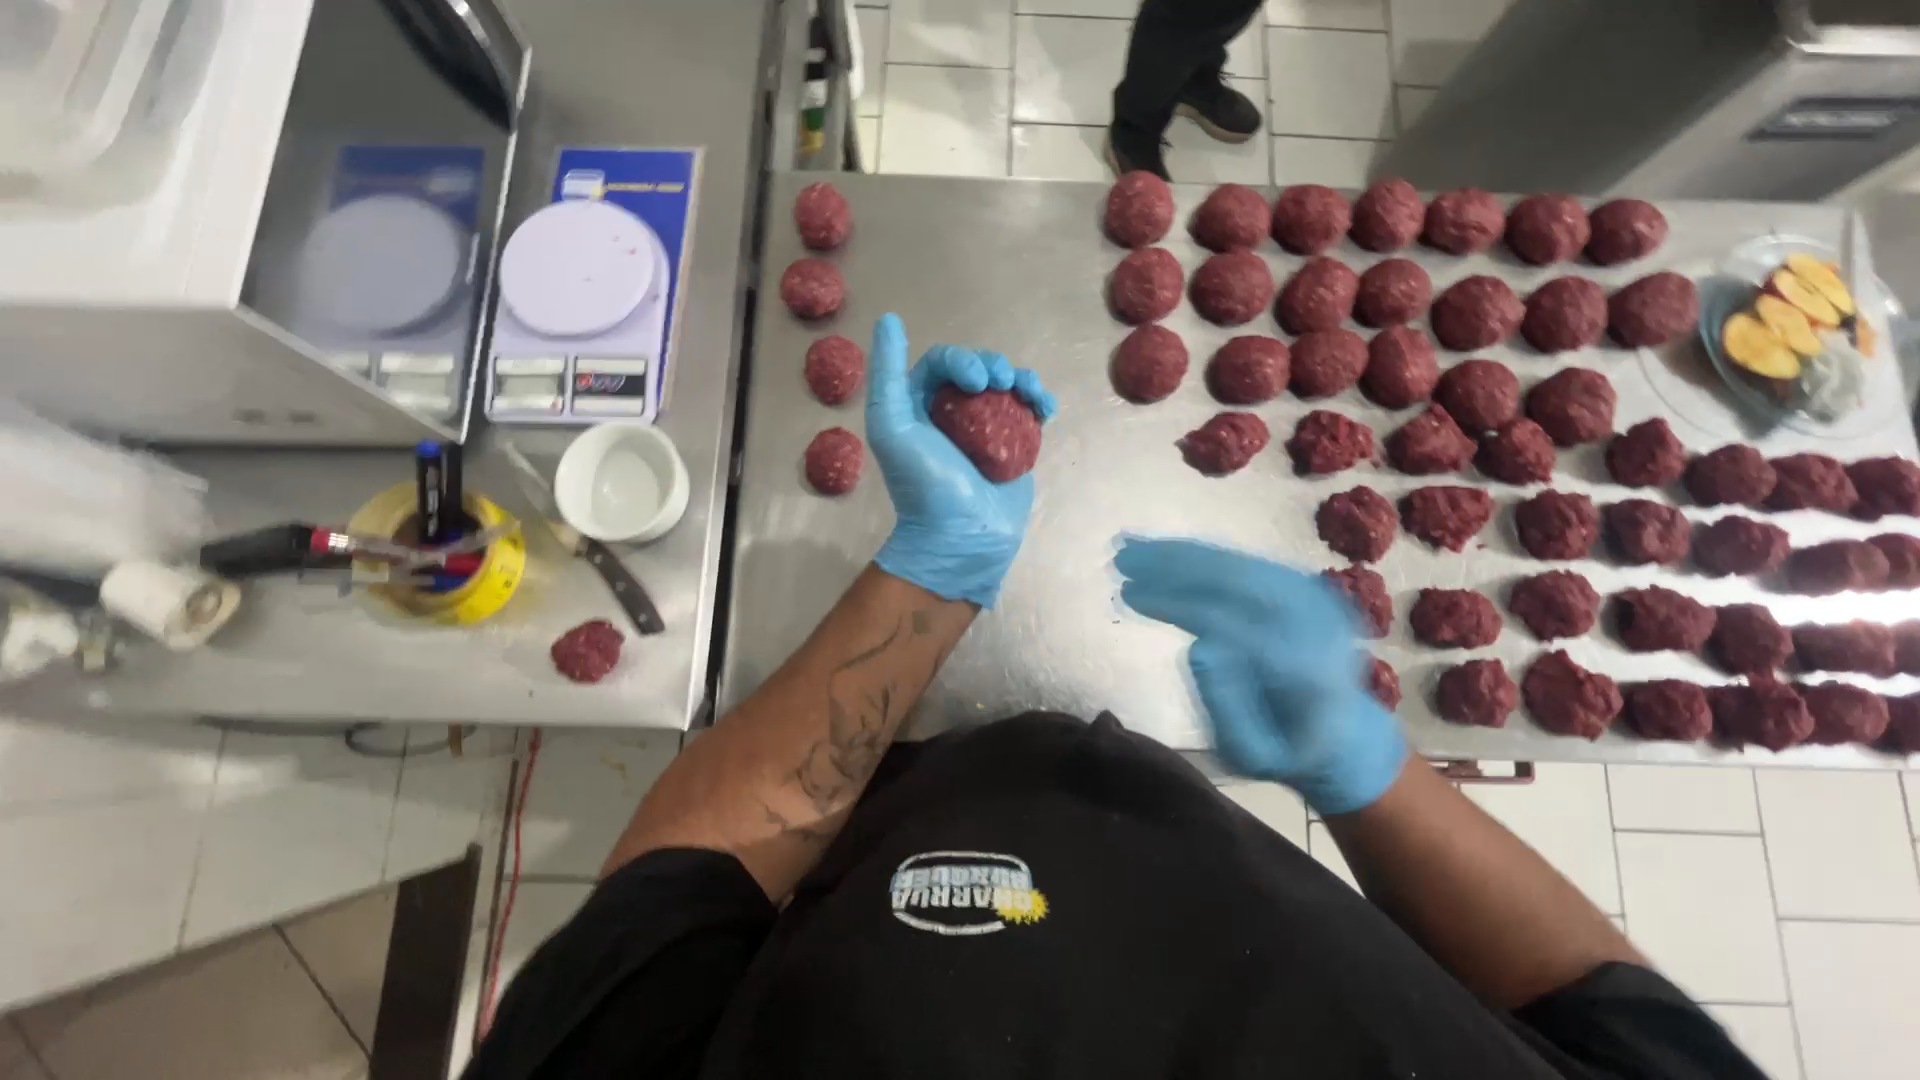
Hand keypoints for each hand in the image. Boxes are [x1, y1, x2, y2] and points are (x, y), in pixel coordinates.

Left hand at [866, 313, 1056, 607]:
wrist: (961, 539)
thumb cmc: (923, 485)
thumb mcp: (891, 426)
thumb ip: (885, 373)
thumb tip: (889, 318)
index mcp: (917, 406)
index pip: (941, 363)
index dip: (961, 360)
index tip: (976, 381)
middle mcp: (950, 415)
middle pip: (978, 370)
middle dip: (995, 367)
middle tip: (1003, 383)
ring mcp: (985, 432)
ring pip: (1007, 388)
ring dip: (1022, 381)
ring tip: (1031, 395)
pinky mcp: (1013, 449)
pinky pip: (1028, 414)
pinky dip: (1039, 404)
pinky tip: (1046, 409)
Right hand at [1115, 538, 1407, 814]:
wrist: (1345, 735)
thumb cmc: (1288, 751)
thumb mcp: (1253, 755)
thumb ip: (1229, 710)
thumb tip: (1200, 647)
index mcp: (1303, 664)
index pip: (1227, 618)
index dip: (1173, 601)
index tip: (1129, 594)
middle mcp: (1311, 620)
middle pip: (1234, 578)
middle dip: (1172, 563)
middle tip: (1121, 558)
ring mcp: (1311, 598)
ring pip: (1237, 563)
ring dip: (1181, 553)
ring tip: (1132, 549)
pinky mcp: (1301, 588)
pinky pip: (1244, 563)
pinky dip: (1201, 554)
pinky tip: (1165, 551)